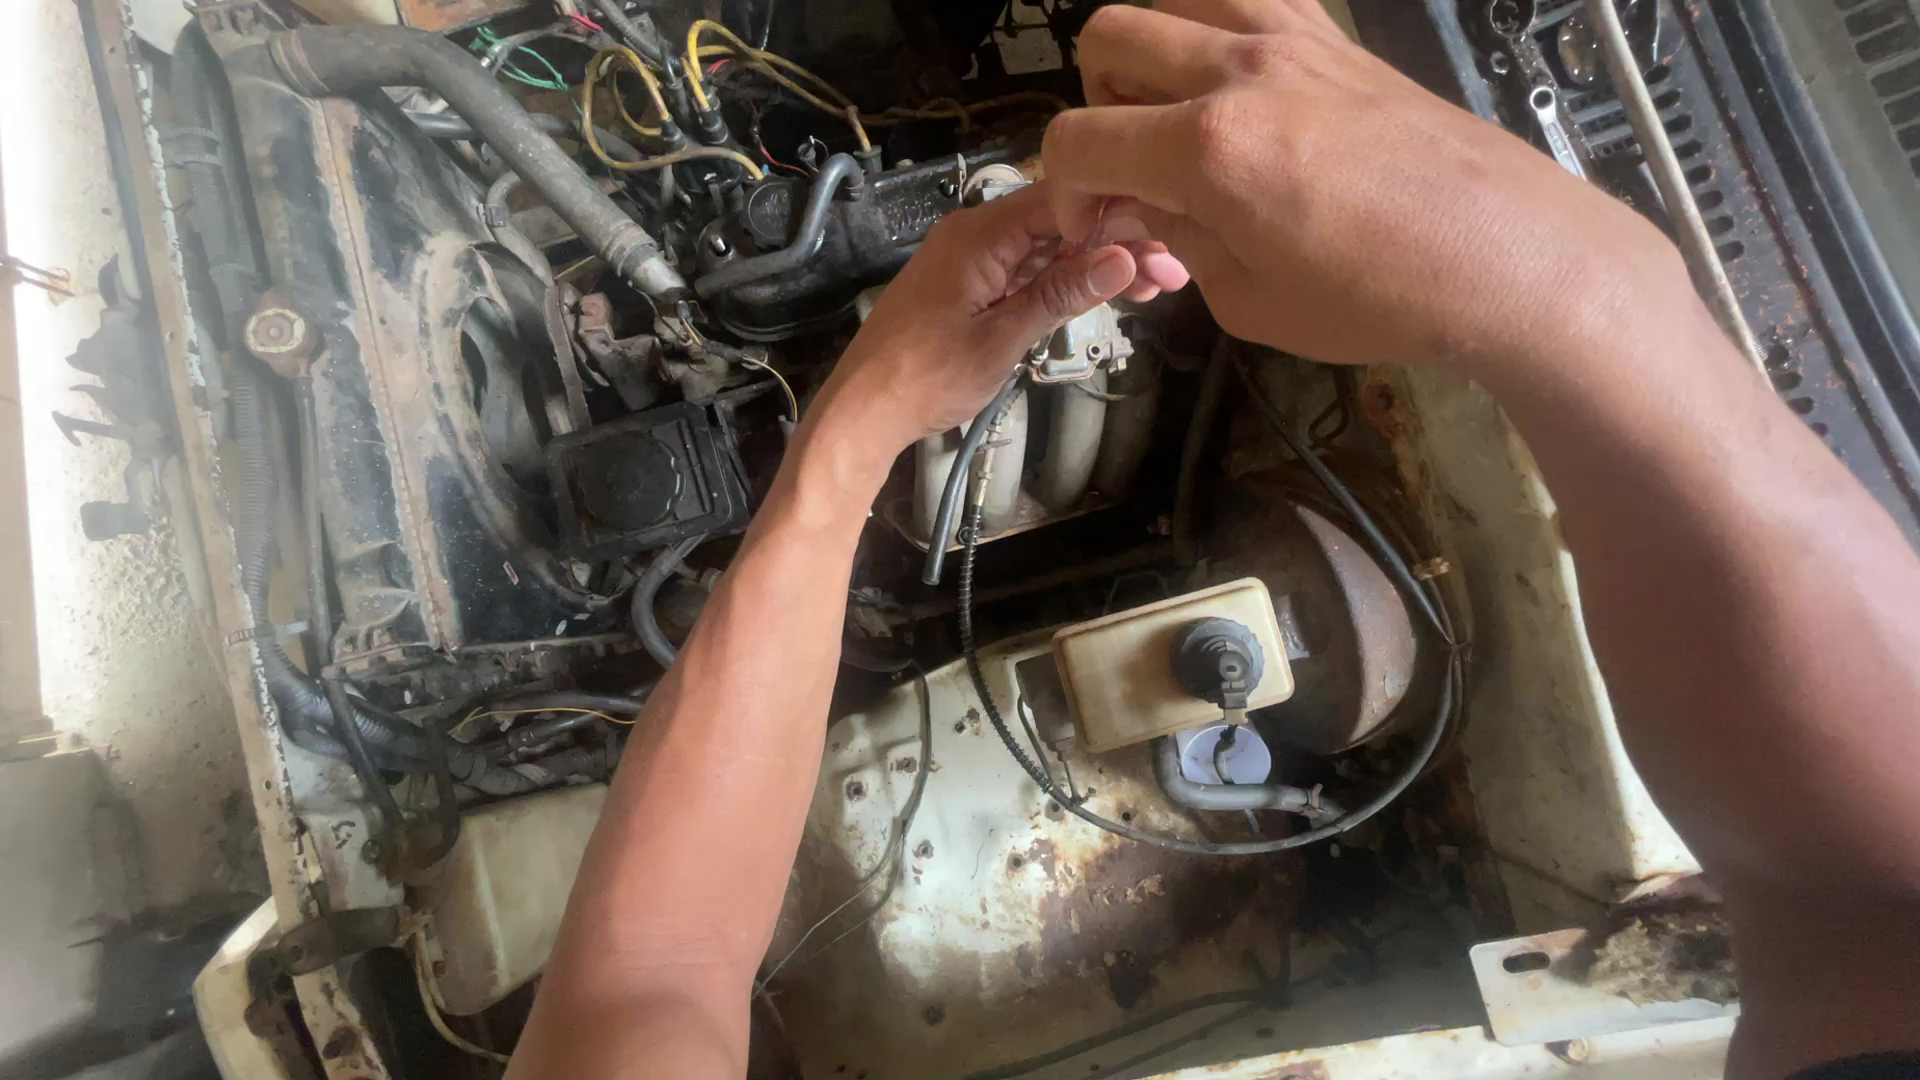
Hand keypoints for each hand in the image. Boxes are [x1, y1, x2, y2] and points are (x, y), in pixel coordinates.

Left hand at [808, 183, 1186, 459]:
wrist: (864, 409)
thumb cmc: (928, 377)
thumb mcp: (1002, 339)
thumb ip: (1060, 295)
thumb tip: (1121, 258)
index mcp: (980, 234)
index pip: (1064, 199)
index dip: (1118, 214)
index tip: (1166, 236)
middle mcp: (973, 234)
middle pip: (1058, 225)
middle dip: (1114, 247)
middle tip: (1169, 275)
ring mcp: (967, 261)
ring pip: (1042, 251)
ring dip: (1090, 268)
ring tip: (1148, 287)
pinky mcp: (964, 287)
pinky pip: (1020, 273)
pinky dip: (1056, 284)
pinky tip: (1095, 294)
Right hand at [1043, 0, 1692, 370]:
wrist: (1502, 257)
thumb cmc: (1369, 300)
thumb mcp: (1240, 299)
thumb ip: (1174, 235)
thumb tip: (1141, 202)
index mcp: (1207, 148)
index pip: (1076, 139)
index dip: (1062, 189)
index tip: (1093, 224)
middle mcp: (1239, 67)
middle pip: (1106, 36)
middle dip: (1092, 108)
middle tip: (1127, 169)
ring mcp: (1292, 34)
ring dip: (1146, 58)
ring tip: (1172, 125)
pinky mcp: (1331, 32)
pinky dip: (1208, 32)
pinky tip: (1228, 94)